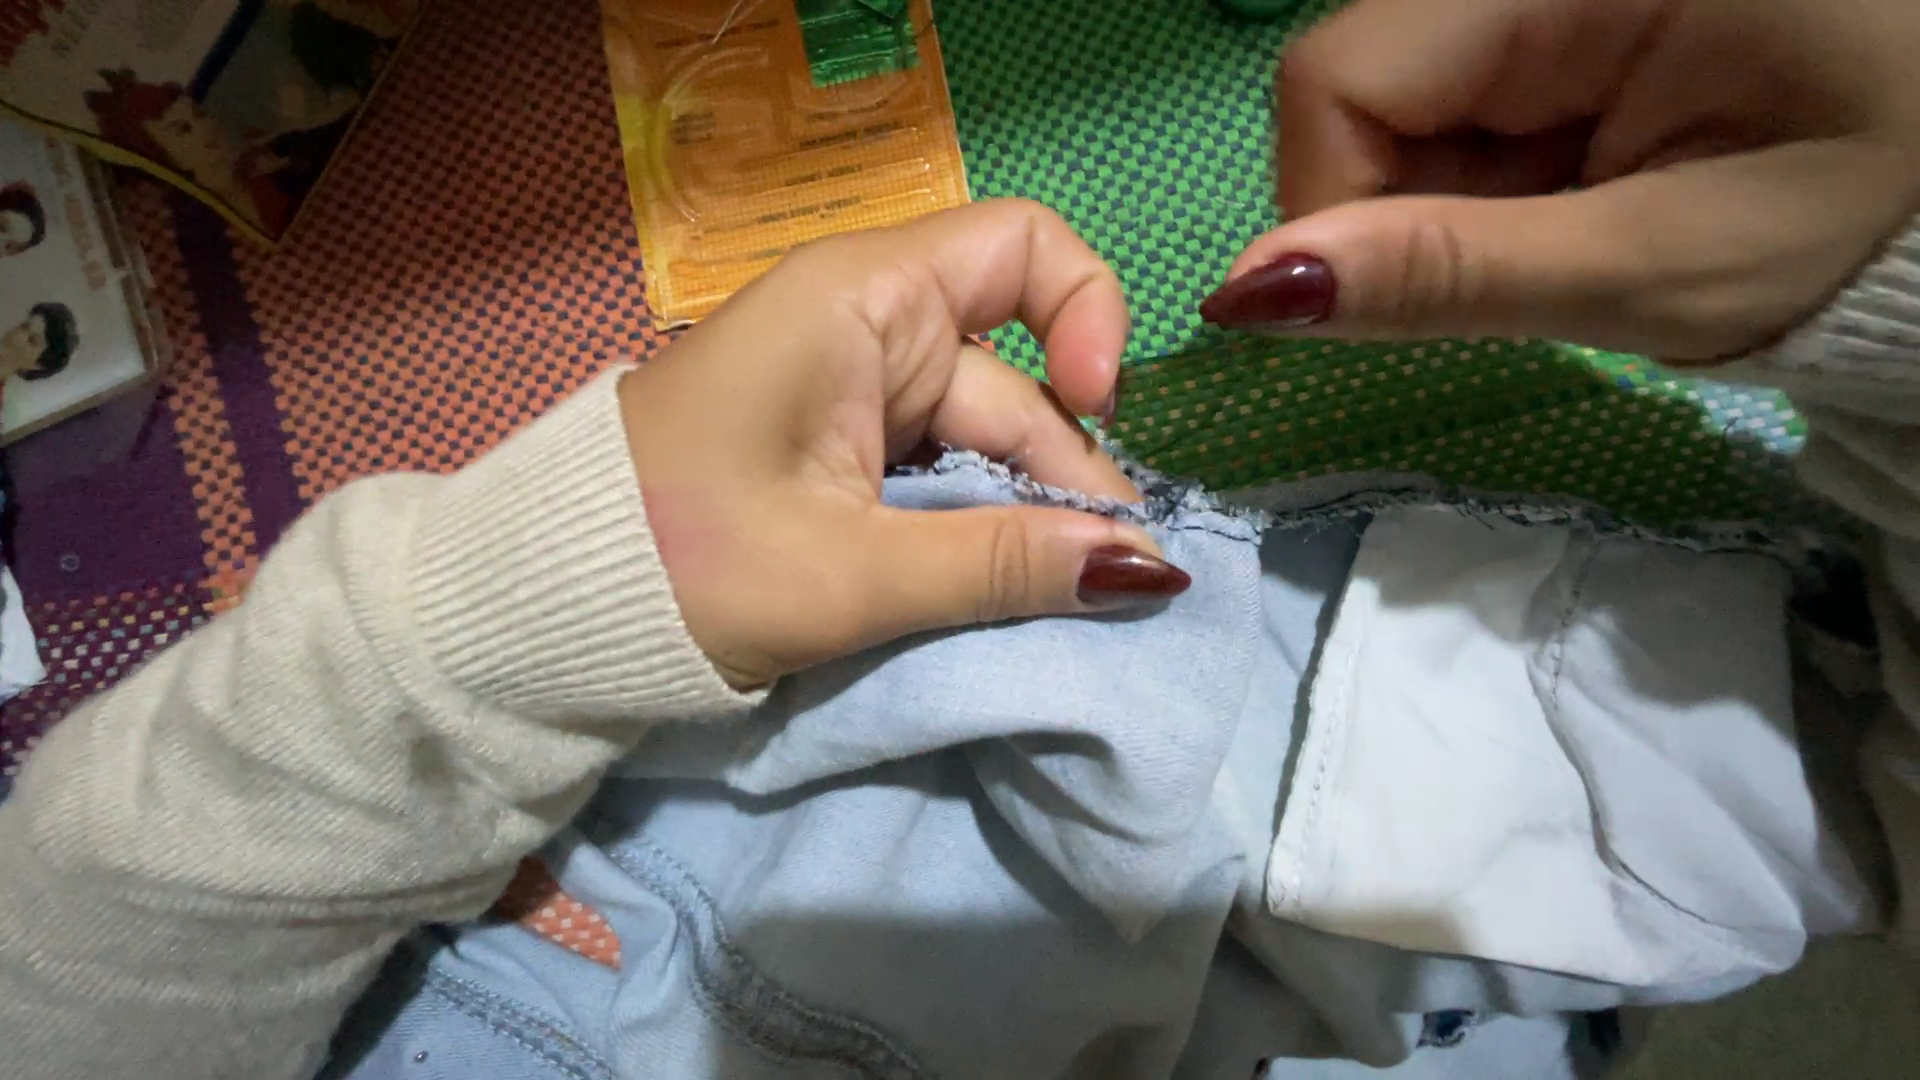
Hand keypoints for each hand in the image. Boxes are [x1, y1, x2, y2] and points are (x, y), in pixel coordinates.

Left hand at [619, 200, 1190, 688]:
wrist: (553, 603)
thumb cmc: (684, 563)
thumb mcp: (851, 573)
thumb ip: (1000, 565)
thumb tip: (1145, 568)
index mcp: (862, 303)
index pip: (1022, 248)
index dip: (1088, 316)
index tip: (1097, 410)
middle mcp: (871, 330)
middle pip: (1015, 382)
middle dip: (1063, 478)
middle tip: (1107, 578)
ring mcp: (861, 394)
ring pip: (985, 441)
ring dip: (1025, 516)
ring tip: (1064, 595)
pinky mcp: (849, 449)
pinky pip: (944, 474)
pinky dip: (978, 526)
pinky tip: (1002, 583)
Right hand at [1203, 0, 1919, 359]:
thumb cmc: (1875, 227)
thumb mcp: (1655, 267)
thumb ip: (1441, 274)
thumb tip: (1240, 294)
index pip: (1336, 77)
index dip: (1325, 202)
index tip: (1403, 288)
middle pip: (1347, 87)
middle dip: (1381, 206)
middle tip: (1502, 256)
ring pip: (1379, 109)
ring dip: (1424, 200)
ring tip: (1549, 221)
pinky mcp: (1547, 23)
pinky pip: (1433, 109)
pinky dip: (1461, 183)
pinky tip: (1548, 194)